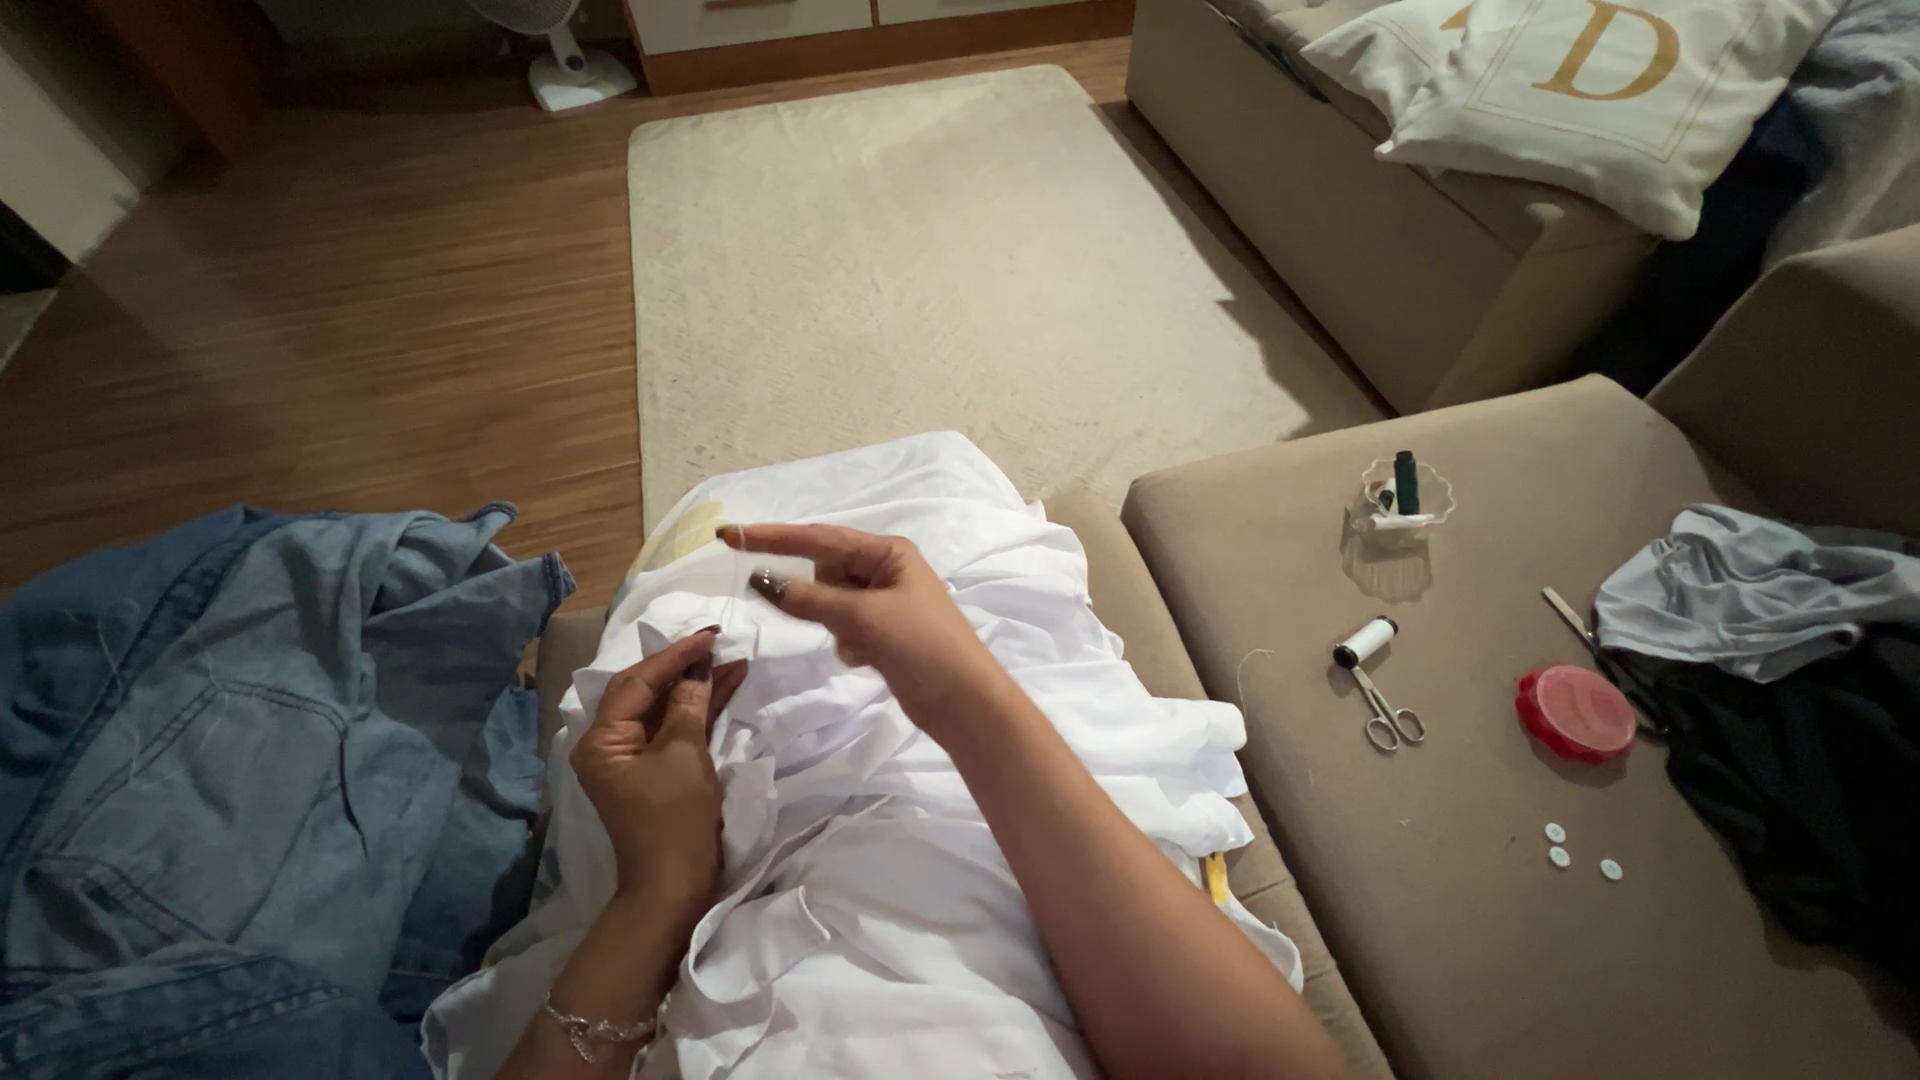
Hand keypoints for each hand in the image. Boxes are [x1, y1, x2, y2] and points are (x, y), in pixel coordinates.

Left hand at [570, 628, 748, 906]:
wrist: (675, 884)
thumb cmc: (674, 818)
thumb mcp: (684, 754)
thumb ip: (689, 705)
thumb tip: (698, 670)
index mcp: (602, 741)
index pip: (637, 682)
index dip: (675, 656)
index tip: (710, 636)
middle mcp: (610, 744)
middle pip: (647, 690)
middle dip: (684, 665)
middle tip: (718, 641)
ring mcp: (633, 758)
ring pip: (665, 707)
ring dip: (697, 685)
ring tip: (732, 660)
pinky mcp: (657, 769)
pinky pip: (675, 727)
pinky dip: (699, 708)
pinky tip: (727, 686)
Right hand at [717, 524, 1010, 738]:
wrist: (962, 700)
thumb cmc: (919, 645)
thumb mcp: (861, 617)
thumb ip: (807, 597)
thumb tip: (761, 580)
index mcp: (889, 552)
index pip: (819, 537)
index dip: (773, 537)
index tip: (730, 535)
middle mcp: (886, 569)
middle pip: (825, 570)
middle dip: (820, 596)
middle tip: (843, 620)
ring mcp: (885, 602)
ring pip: (831, 601)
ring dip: (834, 624)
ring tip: (862, 643)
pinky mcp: (882, 632)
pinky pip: (843, 625)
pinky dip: (846, 642)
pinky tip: (867, 658)